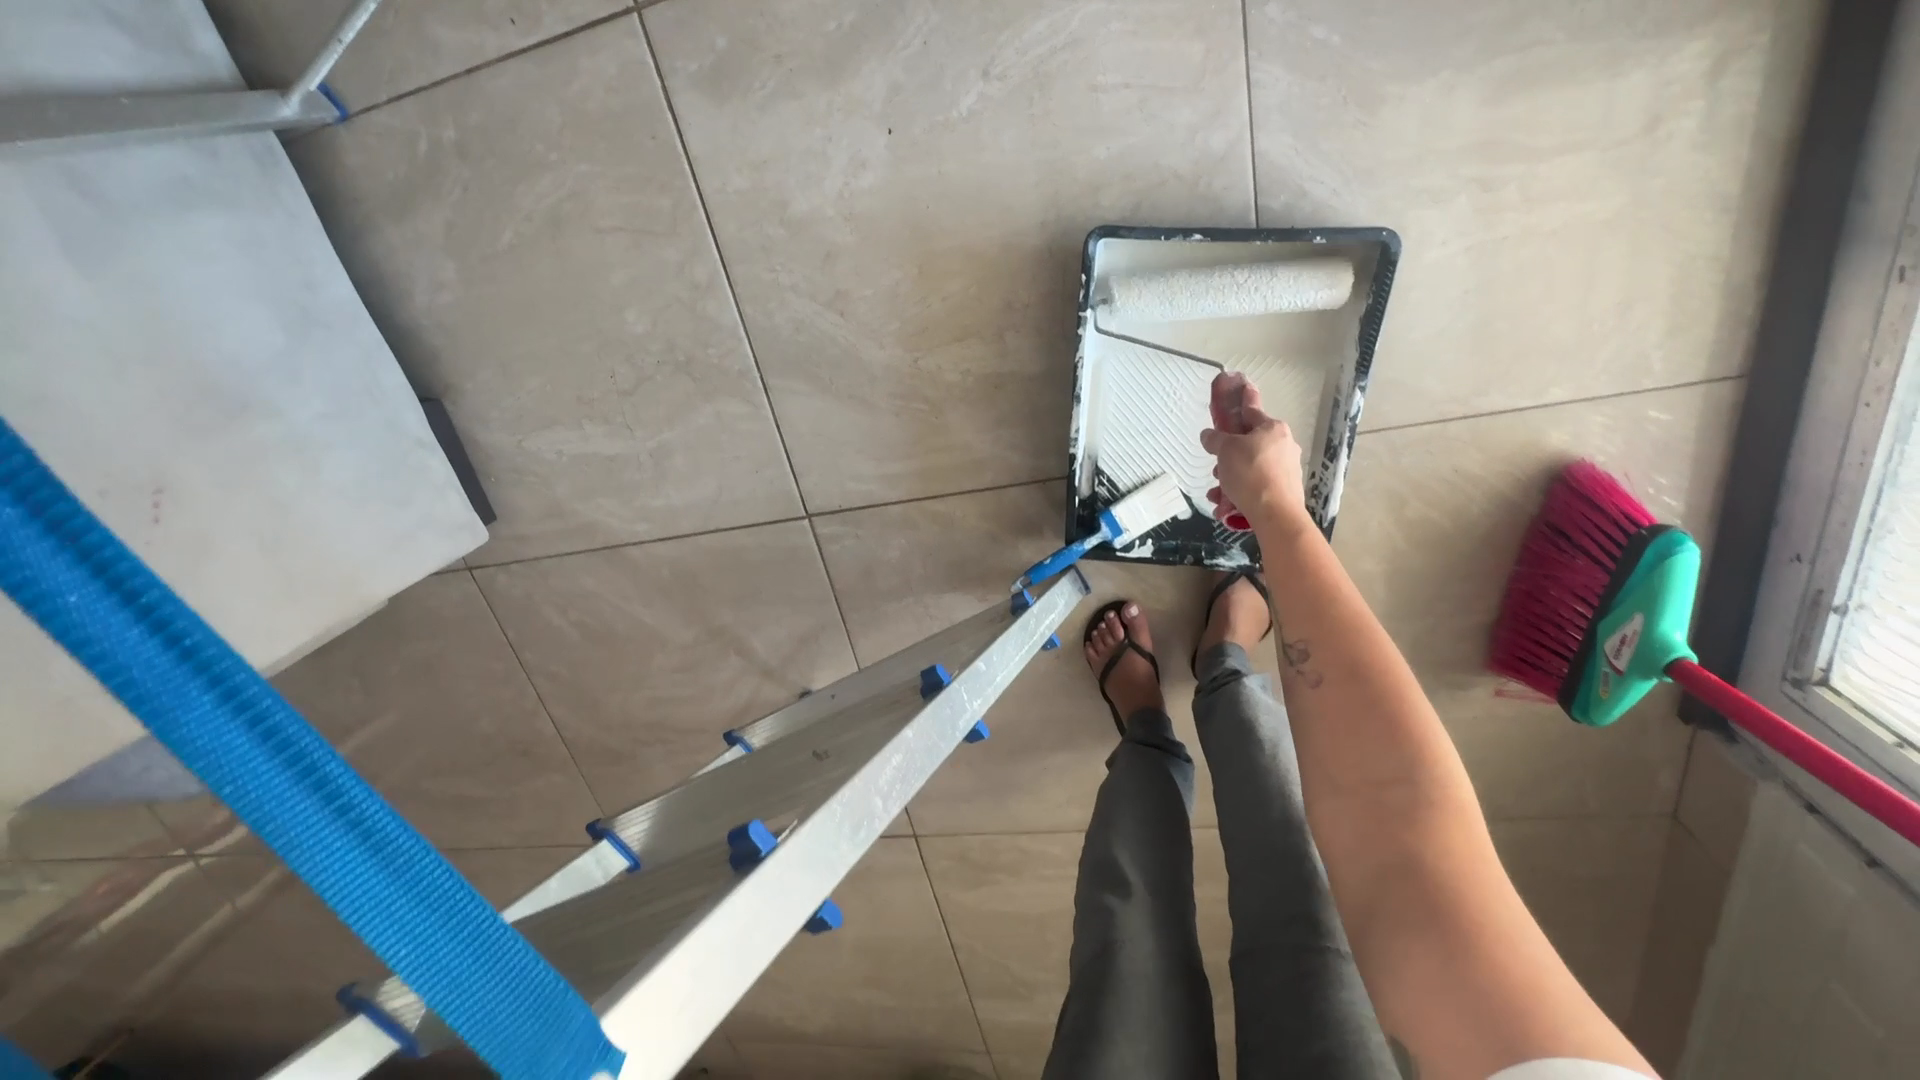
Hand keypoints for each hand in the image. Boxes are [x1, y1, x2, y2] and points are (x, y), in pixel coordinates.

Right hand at [1199, 372, 1311, 538]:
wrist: (1275, 513)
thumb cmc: (1250, 473)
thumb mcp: (1225, 451)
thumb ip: (1215, 439)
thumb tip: (1208, 434)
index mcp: (1272, 428)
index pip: (1252, 409)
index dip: (1243, 399)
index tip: (1243, 386)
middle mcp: (1283, 445)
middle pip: (1249, 443)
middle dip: (1229, 454)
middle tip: (1216, 466)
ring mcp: (1287, 468)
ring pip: (1251, 466)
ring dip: (1231, 476)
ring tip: (1218, 491)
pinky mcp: (1285, 489)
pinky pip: (1257, 484)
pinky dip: (1241, 491)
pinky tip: (1226, 504)